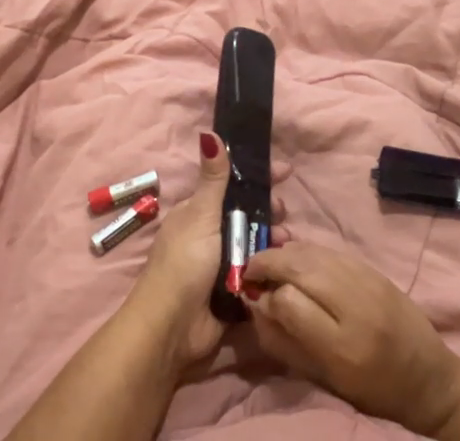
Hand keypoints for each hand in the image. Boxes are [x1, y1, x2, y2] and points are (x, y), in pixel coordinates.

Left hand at [125, 132, 285, 372]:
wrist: (173, 327)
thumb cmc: (185, 263)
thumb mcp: (200, 216)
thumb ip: (212, 179)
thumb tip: (210, 132)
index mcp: (198, 214)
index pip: (232, 187)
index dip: (257, 177)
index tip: (285, 172)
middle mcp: (210, 236)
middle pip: (247, 215)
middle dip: (269, 210)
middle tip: (285, 213)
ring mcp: (221, 265)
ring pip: (256, 243)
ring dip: (273, 238)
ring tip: (285, 242)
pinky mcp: (233, 291)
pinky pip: (258, 271)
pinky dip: (271, 266)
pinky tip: (286, 264)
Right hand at [242, 242, 459, 436]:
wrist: (428, 379)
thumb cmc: (372, 390)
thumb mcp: (324, 379)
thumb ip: (284, 342)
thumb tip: (255, 306)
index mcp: (342, 346)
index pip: (290, 301)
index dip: (266, 297)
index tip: (256, 301)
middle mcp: (356, 307)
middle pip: (300, 267)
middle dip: (268, 262)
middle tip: (250, 269)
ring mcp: (369, 283)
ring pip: (315, 252)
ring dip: (285, 252)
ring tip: (269, 262)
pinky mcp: (376, 271)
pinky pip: (332, 251)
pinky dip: (308, 251)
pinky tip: (297, 259)